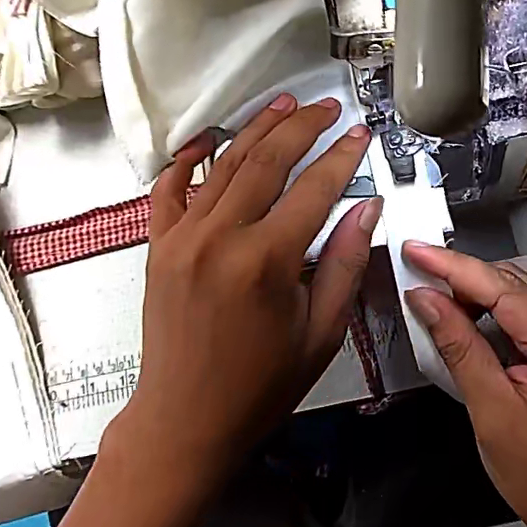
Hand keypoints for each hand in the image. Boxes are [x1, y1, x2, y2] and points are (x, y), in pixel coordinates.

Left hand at [103, 94, 381, 499]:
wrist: (185, 420)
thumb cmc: (259, 386)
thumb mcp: (320, 331)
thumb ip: (344, 263)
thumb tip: (367, 208)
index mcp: (266, 262)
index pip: (314, 189)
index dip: (342, 157)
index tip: (359, 136)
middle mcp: (220, 238)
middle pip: (267, 159)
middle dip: (302, 126)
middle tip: (327, 109)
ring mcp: (183, 238)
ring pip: (223, 164)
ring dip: (256, 129)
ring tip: (283, 106)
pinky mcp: (159, 247)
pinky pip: (168, 189)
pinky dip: (185, 160)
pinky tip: (205, 139)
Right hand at [402, 242, 526, 526]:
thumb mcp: (492, 411)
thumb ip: (459, 345)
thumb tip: (425, 298)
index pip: (506, 290)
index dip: (455, 268)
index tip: (416, 251)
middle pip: (517, 284)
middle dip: (463, 279)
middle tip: (416, 276)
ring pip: (524, 294)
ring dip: (478, 294)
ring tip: (435, 299)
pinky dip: (497, 312)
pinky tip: (468, 317)